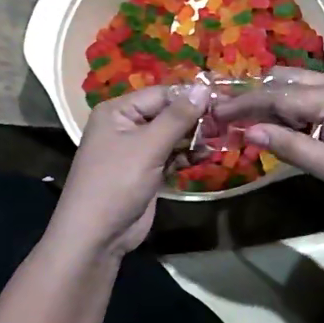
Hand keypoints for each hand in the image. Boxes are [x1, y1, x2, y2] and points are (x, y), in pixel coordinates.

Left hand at [51, 83, 208, 254]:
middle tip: (226, 122)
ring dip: (194, 137)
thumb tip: (203, 87)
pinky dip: (187, 154)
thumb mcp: (149, 146)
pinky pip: (171, 155)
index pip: (161, 94)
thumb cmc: (117, 182)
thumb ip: (178, 116)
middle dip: (195, 118)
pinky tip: (207, 156)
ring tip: (220, 139)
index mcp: (118, 111)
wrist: (97, 235)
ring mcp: (136, 150)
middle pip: (168, 113)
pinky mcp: (147, 171)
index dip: (191, 96)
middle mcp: (126, 125)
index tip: (223, 99)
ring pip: (172, 135)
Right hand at [214, 68, 323, 205]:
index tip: (215, 114)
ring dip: (271, 100)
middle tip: (227, 117)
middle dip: (254, 97)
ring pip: (294, 83)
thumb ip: (290, 147)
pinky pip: (308, 91)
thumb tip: (249, 132)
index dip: (243, 105)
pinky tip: (280, 125)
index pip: (275, 96)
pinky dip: (288, 104)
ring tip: (248, 123)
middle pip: (282, 81)